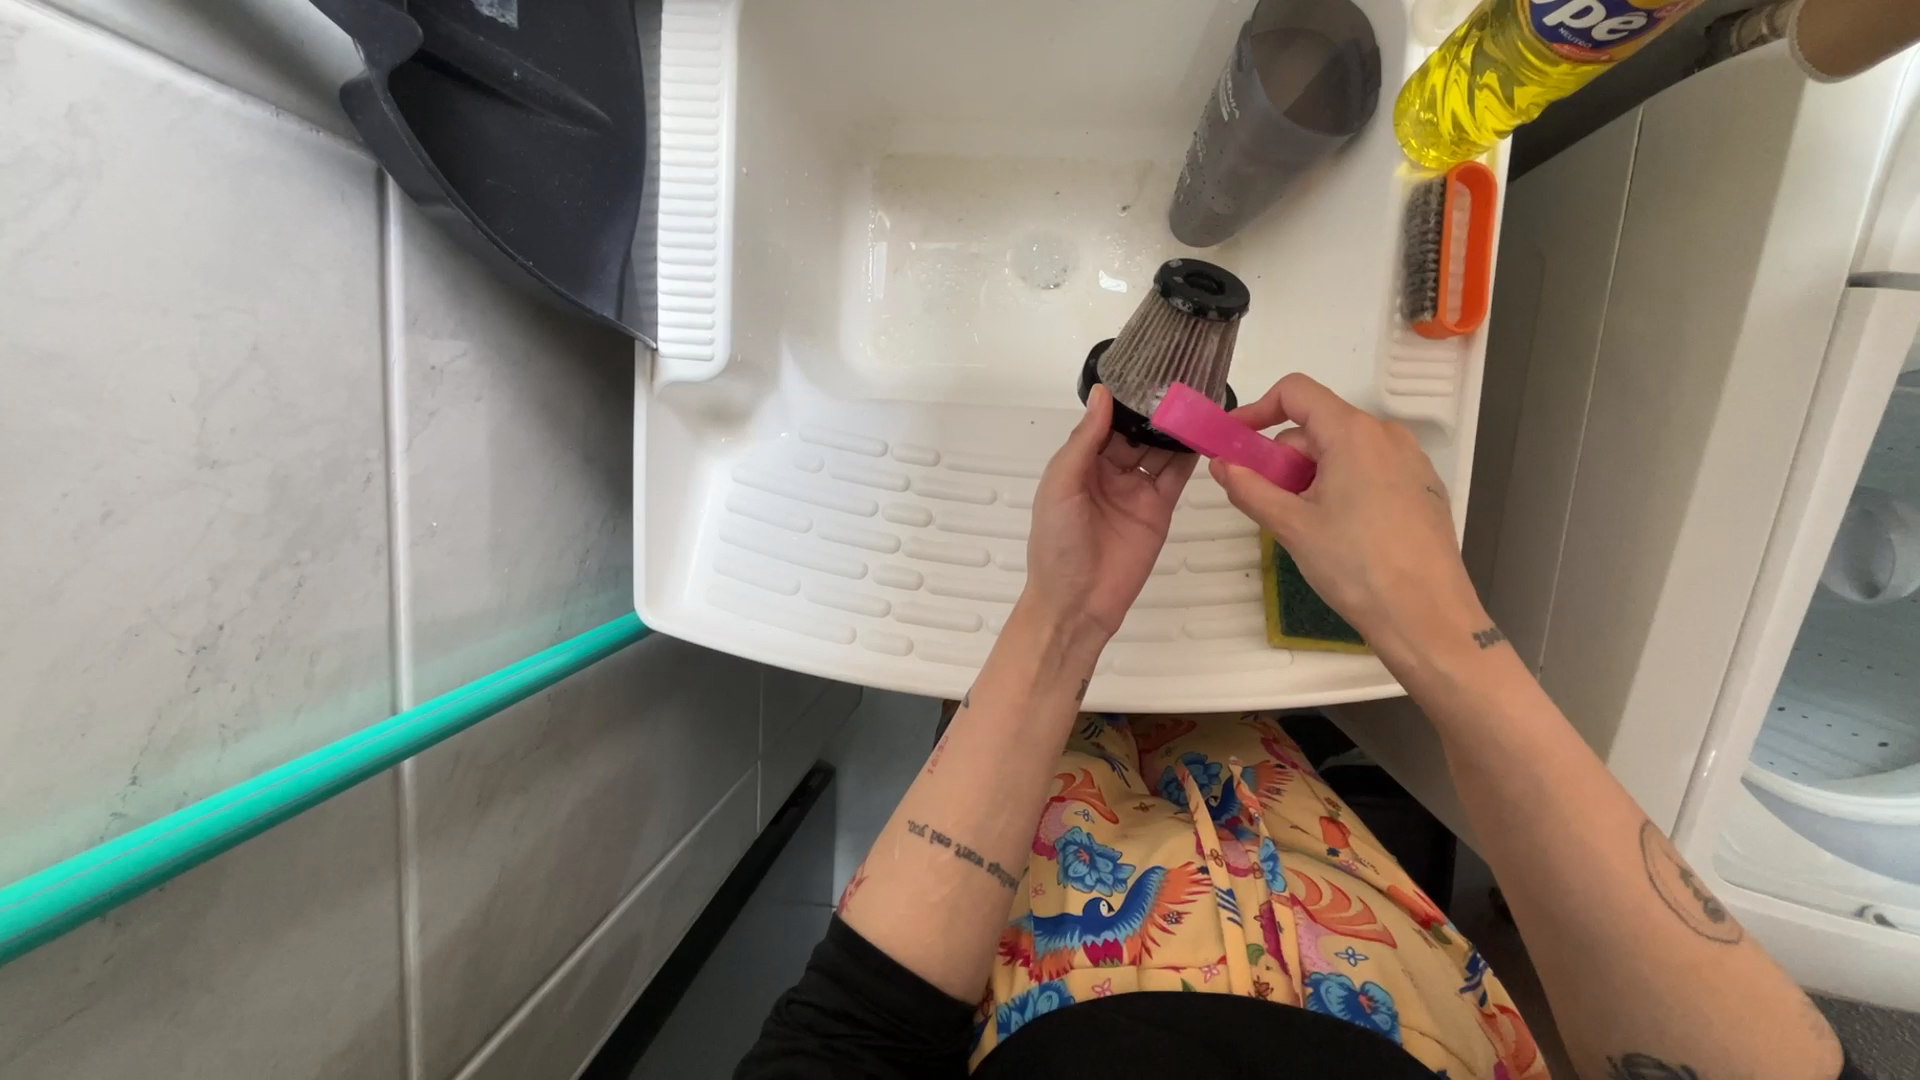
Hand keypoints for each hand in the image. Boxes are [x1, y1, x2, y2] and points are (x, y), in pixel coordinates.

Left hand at [1022, 385, 1196, 641]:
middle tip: (1182, 376)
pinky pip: (1176, 475)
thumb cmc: (1057, 543)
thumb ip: (1083, 441)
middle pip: (1136, 432)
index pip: (1104, 422)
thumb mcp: (1060, 486)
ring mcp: (1135, 490)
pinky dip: (1190, 453)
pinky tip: (1205, 429)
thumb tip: (1103, 394)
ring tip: (1198, 395)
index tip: (1146, 368)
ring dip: (1175, 427)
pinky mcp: (1159, 509)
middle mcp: (1108, 472)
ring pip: (1159, 449)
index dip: (1123, 399)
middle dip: (1154, 409)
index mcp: (1078, 463)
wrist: (1077, 602)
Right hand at [1209, 374, 1489, 666]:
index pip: (1296, 392)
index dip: (1256, 409)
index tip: (1233, 441)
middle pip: (1316, 426)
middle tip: (1263, 501)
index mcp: (1353, 433)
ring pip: (1341, 451)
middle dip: (1281, 457)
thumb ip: (1248, 488)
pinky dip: (1338, 486)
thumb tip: (1220, 464)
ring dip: (1308, 475)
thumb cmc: (1354, 564)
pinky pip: (1367, 470)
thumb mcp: (1290, 526)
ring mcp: (1410, 461)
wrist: (1426, 615)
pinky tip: (1336, 530)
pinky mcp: (1421, 488)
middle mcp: (1386, 435)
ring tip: (1299, 523)